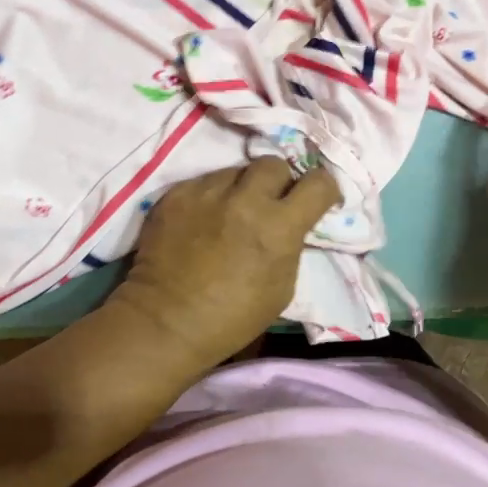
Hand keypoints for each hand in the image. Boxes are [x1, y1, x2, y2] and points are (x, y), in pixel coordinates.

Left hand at [111, 159, 339, 368]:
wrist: (164, 323)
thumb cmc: (232, 317)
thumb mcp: (282, 286)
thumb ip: (291, 244)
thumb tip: (290, 223)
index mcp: (279, 226)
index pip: (318, 182)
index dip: (322, 189)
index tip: (317, 199)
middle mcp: (245, 199)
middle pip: (274, 164)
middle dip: (278, 181)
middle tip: (269, 203)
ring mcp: (207, 192)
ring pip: (236, 170)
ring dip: (241, 188)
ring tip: (229, 213)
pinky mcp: (176, 193)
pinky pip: (204, 182)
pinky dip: (209, 198)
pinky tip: (201, 221)